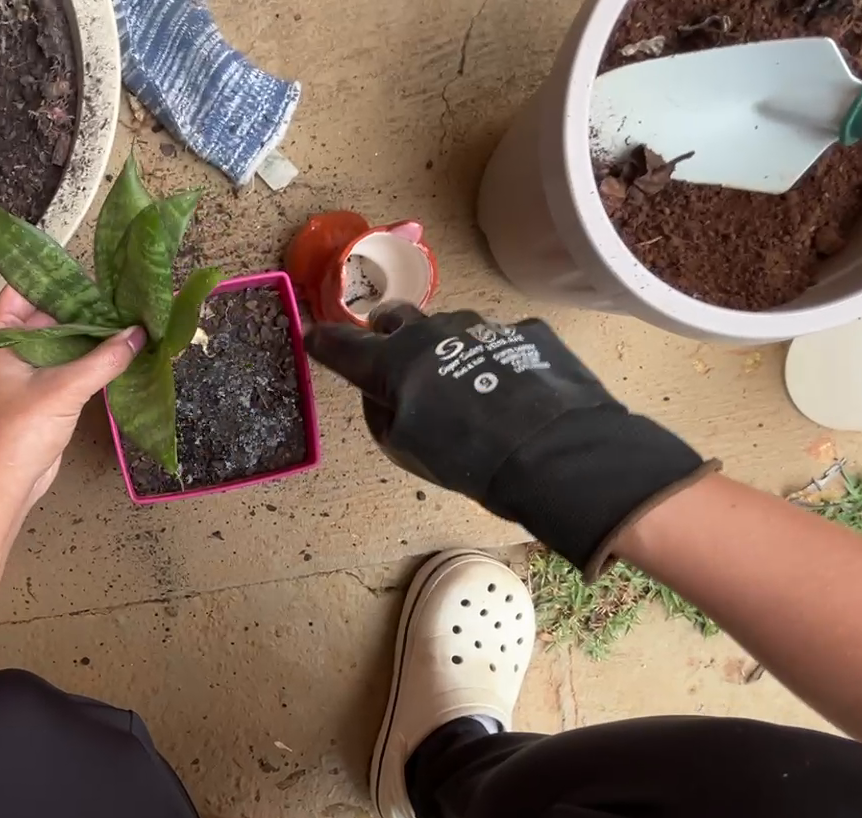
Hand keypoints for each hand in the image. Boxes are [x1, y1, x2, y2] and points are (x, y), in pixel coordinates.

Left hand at [0, 287, 143, 507]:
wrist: (7, 484)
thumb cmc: (19, 433)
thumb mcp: (64, 390)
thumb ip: (104, 359)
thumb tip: (139, 334)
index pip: (25, 287)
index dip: (58, 276)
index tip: (95, 271)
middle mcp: (6, 346)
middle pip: (47, 312)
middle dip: (83, 305)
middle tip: (122, 296)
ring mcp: (22, 369)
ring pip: (60, 338)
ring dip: (89, 333)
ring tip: (127, 318)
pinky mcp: (38, 390)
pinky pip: (65, 362)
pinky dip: (87, 356)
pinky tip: (117, 349)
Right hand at [306, 305, 713, 574]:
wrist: (552, 448)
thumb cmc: (462, 455)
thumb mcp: (400, 446)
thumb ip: (381, 411)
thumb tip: (383, 392)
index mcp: (393, 362)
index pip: (344, 347)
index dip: (323, 342)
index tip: (310, 334)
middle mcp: (432, 332)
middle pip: (394, 317)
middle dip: (382, 328)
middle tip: (383, 345)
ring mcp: (482, 327)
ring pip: (446, 326)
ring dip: (439, 345)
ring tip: (453, 377)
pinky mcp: (525, 333)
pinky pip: (494, 340)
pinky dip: (488, 358)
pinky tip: (504, 386)